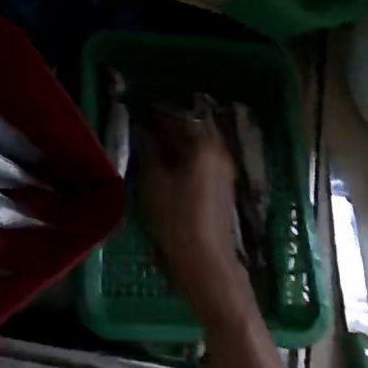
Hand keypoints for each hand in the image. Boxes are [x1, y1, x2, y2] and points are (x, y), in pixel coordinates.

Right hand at [136, 109, 251, 321]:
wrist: (205, 260)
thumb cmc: (176, 218)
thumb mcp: (154, 181)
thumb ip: (149, 150)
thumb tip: (144, 129)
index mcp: (204, 145)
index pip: (182, 116)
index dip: (161, 111)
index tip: (142, 107)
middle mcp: (220, 151)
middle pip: (196, 127)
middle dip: (172, 122)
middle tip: (148, 122)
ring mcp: (225, 168)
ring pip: (200, 143)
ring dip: (180, 138)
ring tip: (155, 141)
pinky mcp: (223, 184)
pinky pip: (204, 157)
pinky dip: (187, 152)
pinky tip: (169, 161)